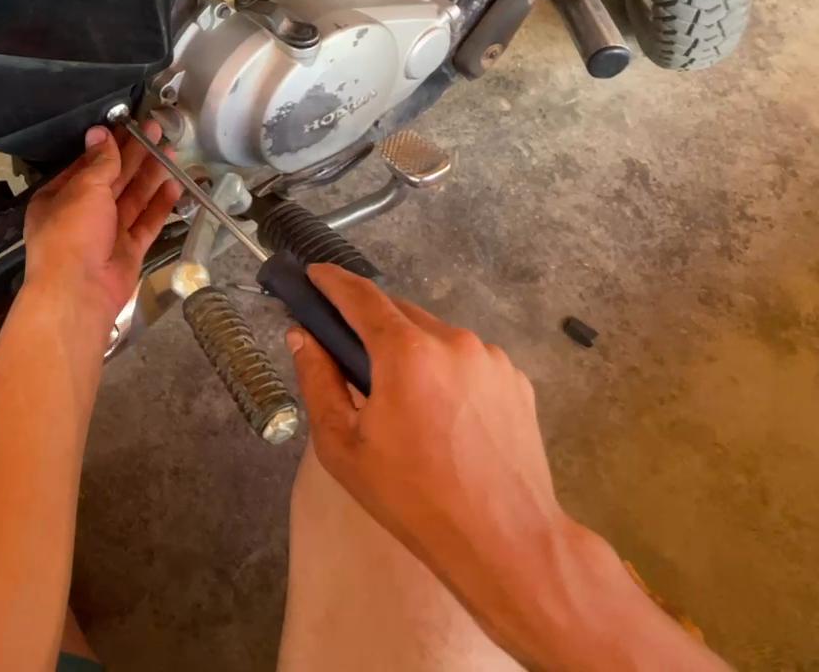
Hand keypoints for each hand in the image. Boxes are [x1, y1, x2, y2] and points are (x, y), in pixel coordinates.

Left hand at [22, 122, 181, 341]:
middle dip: (135, 155)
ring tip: (171, 151)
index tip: (129, 126)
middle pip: (113, 179)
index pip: (87, 165)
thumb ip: (99, 162)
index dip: (109, 145)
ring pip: (132, 199)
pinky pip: (145, 223)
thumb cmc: (71, 234)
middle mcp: (82, 214)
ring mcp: (106, 234)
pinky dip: (160, 205)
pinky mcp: (128, 251)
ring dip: (151, 175)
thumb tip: (100, 132)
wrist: (78, 292)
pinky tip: (175, 185)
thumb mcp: (83, 189)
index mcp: (59, 197)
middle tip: (157, 131)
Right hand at [285, 265, 585, 665]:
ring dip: (409, 348)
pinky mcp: (516, 380)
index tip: (314, 275)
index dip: (332, 281)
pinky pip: (465, 358)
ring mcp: (491, 359)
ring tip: (399, 395)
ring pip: (433, 335)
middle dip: (369, 323)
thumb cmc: (413, 497)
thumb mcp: (342, 446)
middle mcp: (452, 341)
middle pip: (398, 313)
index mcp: (406, 353)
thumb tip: (302, 337)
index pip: (361, 296)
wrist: (508, 544)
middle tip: (348, 354)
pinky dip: (443, 368)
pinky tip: (441, 411)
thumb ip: (316, 380)